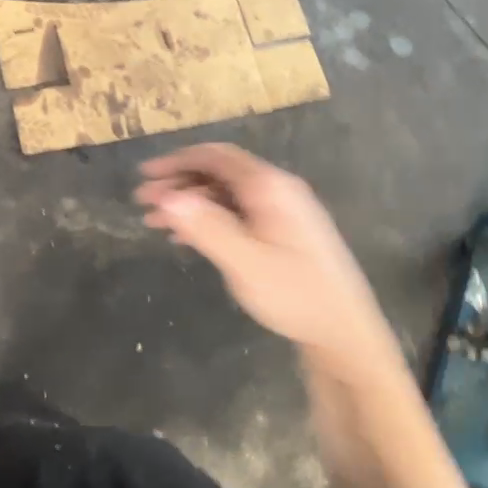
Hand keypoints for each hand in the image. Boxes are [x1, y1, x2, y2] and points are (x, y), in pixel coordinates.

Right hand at [136, 144, 388, 365]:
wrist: (345, 331)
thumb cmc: (294, 294)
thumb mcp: (245, 263)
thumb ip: (206, 227)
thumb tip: (167, 197)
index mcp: (269, 187)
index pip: (215, 157)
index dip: (177, 161)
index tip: (145, 176)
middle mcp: (276, 189)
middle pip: (219, 173)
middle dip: (179, 183)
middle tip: (143, 202)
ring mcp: (282, 210)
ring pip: (226, 194)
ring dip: (190, 203)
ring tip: (155, 223)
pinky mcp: (283, 231)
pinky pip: (237, 212)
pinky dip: (209, 219)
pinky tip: (187, 239)